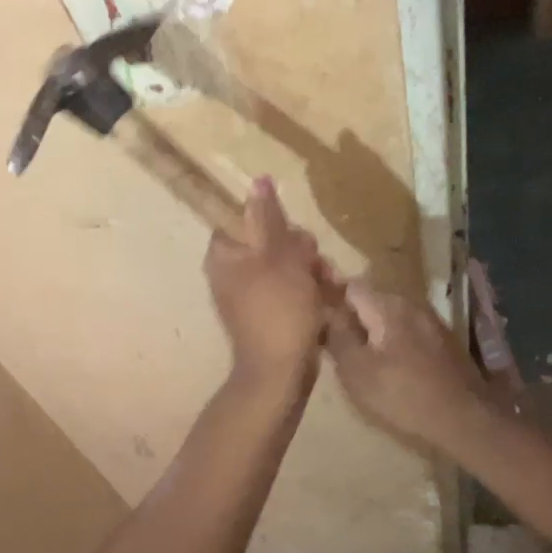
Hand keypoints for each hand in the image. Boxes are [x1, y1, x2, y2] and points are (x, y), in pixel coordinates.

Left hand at [205, 178, 329, 382]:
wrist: (280, 373)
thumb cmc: (279, 310)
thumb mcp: (278, 257)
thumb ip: (268, 217)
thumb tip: (257, 180)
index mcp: (224, 254)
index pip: (250, 219)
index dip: (278, 225)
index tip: (295, 241)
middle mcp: (231, 272)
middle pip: (273, 241)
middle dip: (302, 252)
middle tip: (315, 268)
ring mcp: (249, 295)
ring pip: (288, 265)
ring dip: (312, 272)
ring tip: (327, 288)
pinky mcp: (267, 314)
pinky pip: (290, 290)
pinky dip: (308, 293)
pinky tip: (326, 301)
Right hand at [326, 279, 488, 447]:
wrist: (466, 420)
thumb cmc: (403, 396)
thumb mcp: (356, 370)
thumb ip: (338, 335)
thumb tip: (326, 310)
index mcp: (388, 305)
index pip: (350, 286)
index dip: (330, 299)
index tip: (317, 320)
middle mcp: (412, 303)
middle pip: (372, 300)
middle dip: (352, 317)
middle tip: (334, 345)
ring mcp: (432, 321)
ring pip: (391, 317)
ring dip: (374, 332)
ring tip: (361, 359)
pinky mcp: (444, 342)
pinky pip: (409, 332)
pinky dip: (394, 343)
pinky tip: (391, 368)